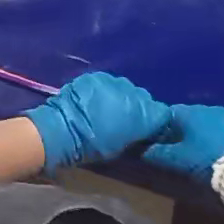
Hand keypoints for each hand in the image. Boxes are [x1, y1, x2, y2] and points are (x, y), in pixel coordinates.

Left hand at [25, 72, 173, 170]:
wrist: (61, 130)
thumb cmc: (93, 147)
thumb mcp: (123, 146)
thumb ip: (138, 134)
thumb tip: (144, 131)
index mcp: (143, 113)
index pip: (162, 113)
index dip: (156, 121)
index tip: (149, 128)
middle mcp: (132, 93)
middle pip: (142, 98)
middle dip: (137, 108)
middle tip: (126, 119)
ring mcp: (112, 81)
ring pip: (124, 88)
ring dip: (120, 97)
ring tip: (108, 108)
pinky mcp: (94, 76)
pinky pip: (105, 83)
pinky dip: (103, 91)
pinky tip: (94, 100)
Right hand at [140, 104, 223, 213]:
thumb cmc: (210, 166)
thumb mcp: (176, 162)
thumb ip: (155, 152)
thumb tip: (138, 146)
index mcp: (191, 113)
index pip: (170, 116)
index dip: (167, 131)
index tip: (167, 144)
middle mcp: (213, 109)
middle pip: (195, 119)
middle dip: (191, 132)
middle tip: (189, 152)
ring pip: (218, 124)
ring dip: (213, 136)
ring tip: (213, 156)